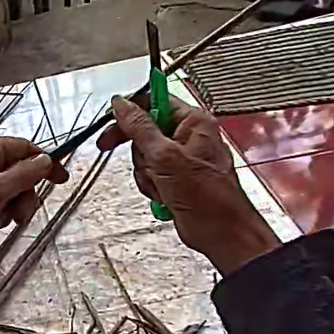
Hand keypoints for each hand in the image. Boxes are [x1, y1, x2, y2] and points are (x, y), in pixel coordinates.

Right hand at [97, 96, 277, 273]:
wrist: (221, 233)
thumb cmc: (207, 196)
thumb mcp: (165, 156)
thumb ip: (140, 127)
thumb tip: (122, 104)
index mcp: (193, 122)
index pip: (155, 100)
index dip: (131, 110)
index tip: (113, 119)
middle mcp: (189, 137)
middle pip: (144, 130)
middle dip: (139, 151)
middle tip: (134, 159)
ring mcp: (181, 159)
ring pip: (143, 155)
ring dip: (146, 173)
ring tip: (162, 184)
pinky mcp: (175, 179)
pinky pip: (149, 174)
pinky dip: (150, 186)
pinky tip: (163, 195)